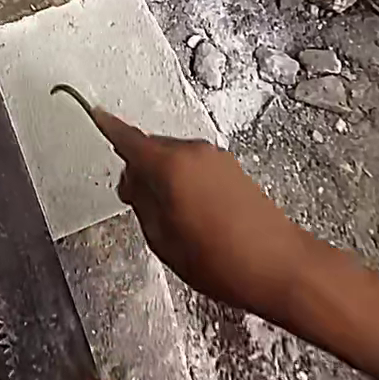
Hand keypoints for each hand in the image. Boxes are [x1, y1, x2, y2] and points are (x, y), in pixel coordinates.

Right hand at [86, 103, 327, 323]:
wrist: (282, 266)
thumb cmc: (219, 259)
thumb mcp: (163, 238)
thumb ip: (141, 202)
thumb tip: (133, 182)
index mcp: (169, 164)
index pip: (129, 139)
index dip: (109, 127)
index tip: (96, 113)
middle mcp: (191, 151)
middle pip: (151, 149)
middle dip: (139, 169)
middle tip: (138, 204)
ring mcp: (214, 157)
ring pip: (173, 157)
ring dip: (163, 176)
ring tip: (171, 218)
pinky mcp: (231, 168)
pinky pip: (193, 165)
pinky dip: (183, 179)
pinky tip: (192, 213)